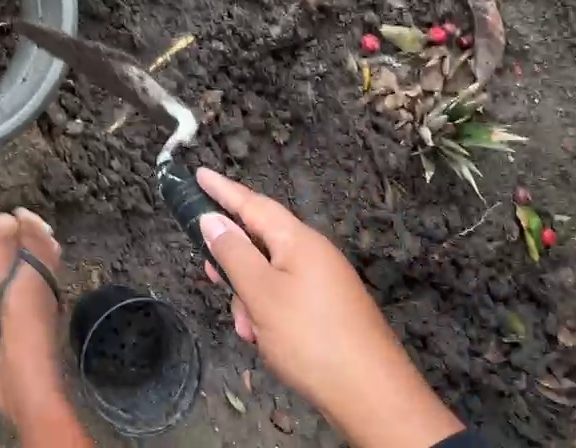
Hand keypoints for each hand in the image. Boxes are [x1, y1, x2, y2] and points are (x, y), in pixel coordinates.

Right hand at [195, 169, 463, 447]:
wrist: (376, 401)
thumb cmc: (312, 339)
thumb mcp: (260, 293)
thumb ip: (232, 252)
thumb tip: (212, 219)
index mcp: (299, 241)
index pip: (252, 203)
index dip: (222, 189)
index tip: (199, 173)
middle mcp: (314, 255)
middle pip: (259, 240)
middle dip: (231, 259)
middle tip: (209, 272)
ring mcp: (324, 283)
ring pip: (270, 274)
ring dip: (248, 295)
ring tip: (246, 327)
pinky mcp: (329, 311)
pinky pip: (285, 296)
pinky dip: (267, 311)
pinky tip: (263, 339)